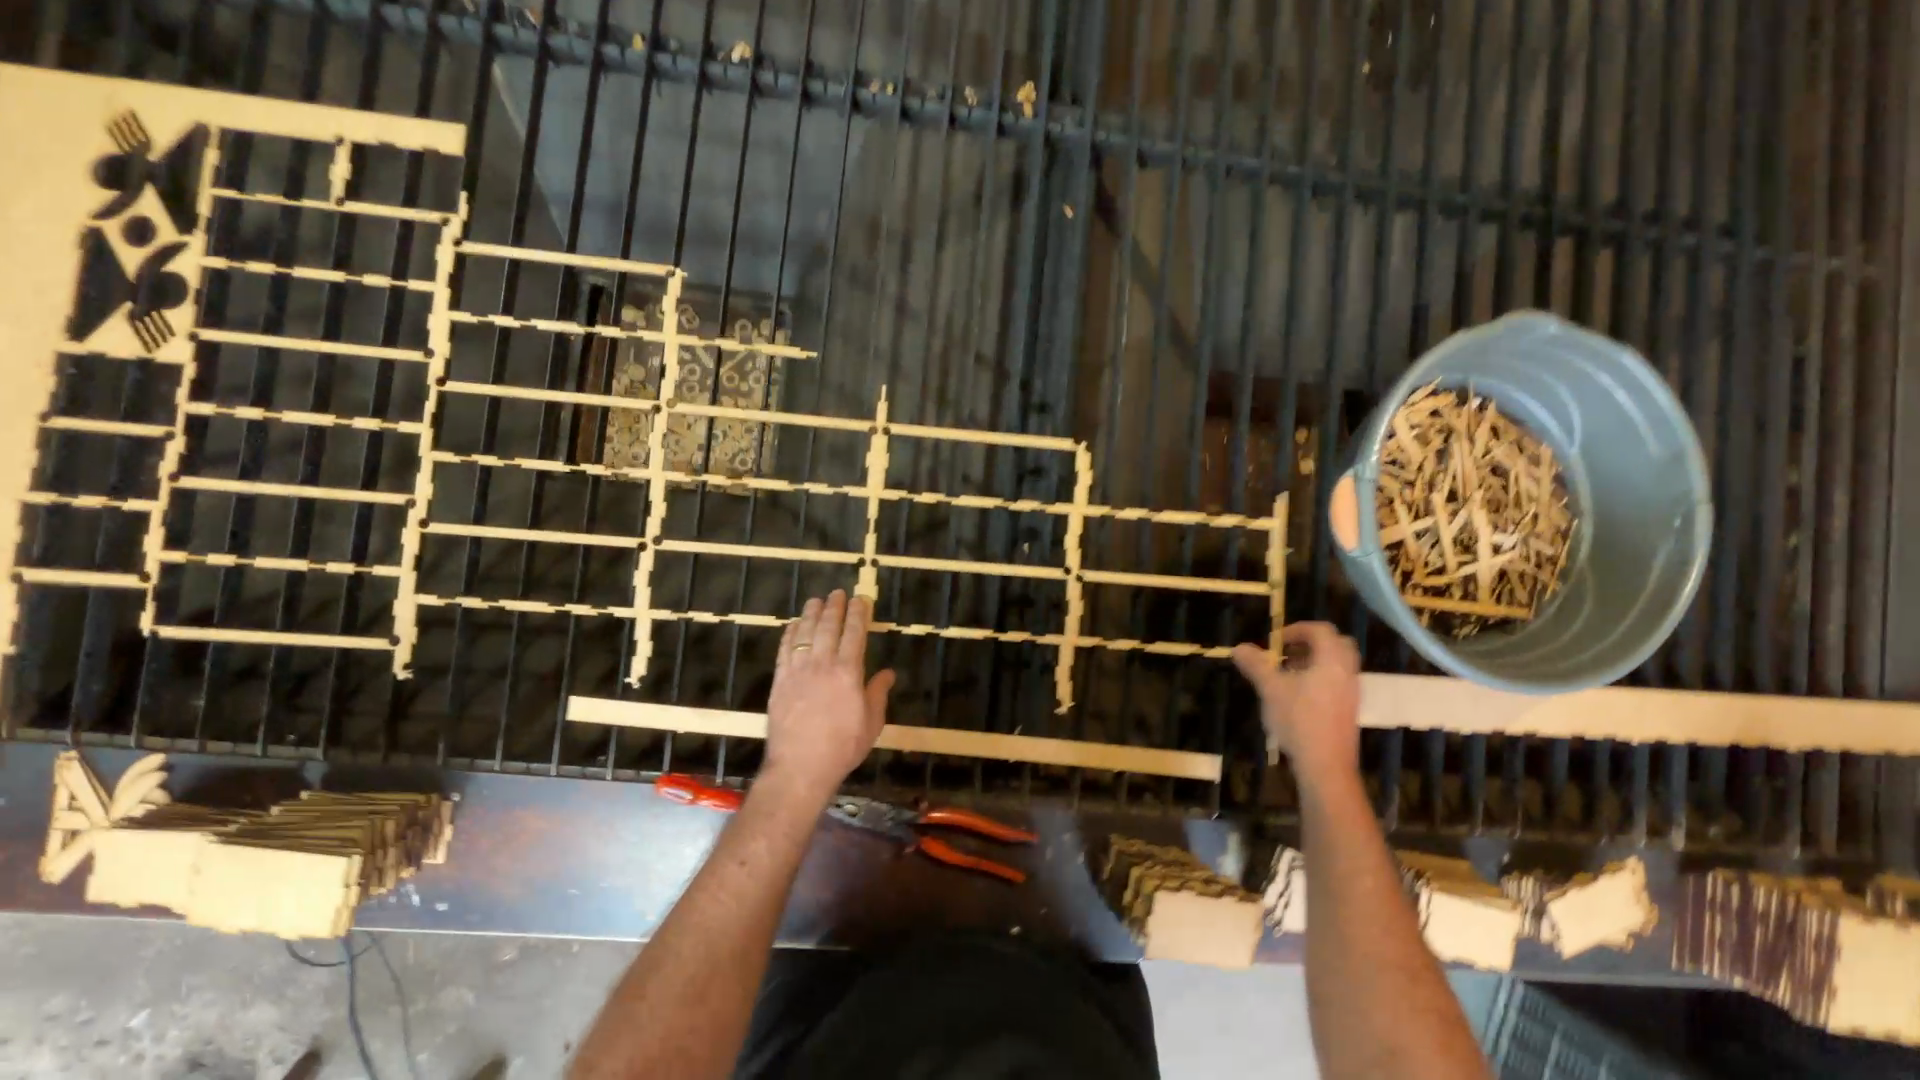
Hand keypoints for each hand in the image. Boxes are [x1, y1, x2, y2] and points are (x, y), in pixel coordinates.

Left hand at [763, 590, 894, 802]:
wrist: (801, 766)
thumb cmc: (842, 747)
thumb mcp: (871, 723)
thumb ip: (878, 694)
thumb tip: (888, 673)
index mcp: (849, 672)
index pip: (855, 633)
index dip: (858, 614)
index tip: (861, 600)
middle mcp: (823, 664)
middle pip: (828, 627)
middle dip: (834, 607)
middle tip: (838, 593)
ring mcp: (798, 671)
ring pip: (805, 633)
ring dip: (811, 614)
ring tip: (816, 600)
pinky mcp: (780, 681)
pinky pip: (784, 650)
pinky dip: (790, 633)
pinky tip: (793, 625)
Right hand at [1231, 622, 1360, 781]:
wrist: (1326, 765)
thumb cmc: (1299, 721)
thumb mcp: (1271, 689)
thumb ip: (1256, 665)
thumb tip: (1238, 647)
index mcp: (1331, 661)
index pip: (1321, 630)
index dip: (1297, 628)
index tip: (1276, 640)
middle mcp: (1347, 672)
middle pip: (1336, 644)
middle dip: (1310, 642)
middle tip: (1287, 652)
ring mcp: (1351, 692)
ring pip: (1337, 664)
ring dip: (1314, 661)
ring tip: (1288, 674)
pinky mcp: (1349, 710)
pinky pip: (1337, 681)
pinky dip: (1320, 678)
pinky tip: (1297, 696)